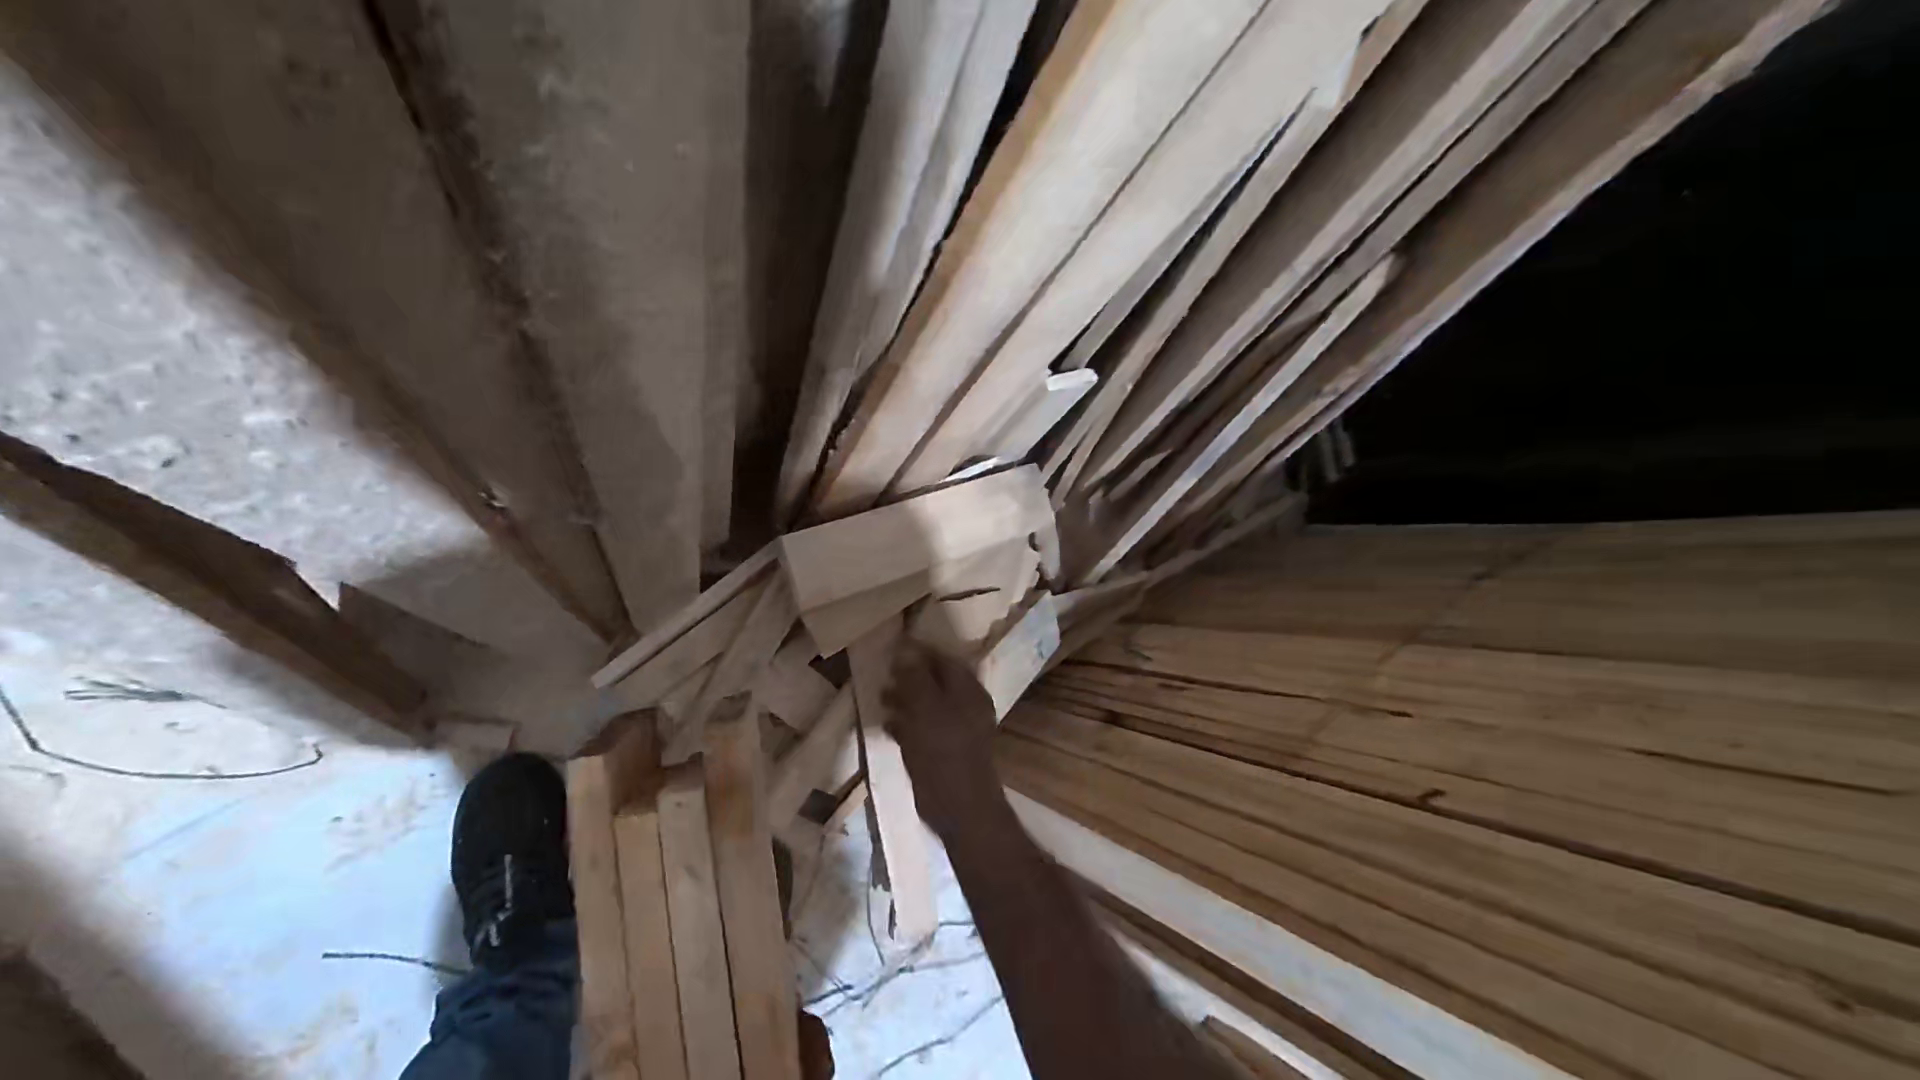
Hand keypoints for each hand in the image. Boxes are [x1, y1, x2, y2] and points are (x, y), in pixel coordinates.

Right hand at [884, 640, 1003, 833]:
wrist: (959, 807)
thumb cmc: (943, 751)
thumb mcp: (925, 708)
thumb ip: (915, 677)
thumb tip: (905, 647)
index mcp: (968, 690)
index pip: (944, 659)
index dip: (919, 651)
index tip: (892, 648)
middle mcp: (966, 705)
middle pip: (936, 681)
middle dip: (909, 676)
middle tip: (883, 674)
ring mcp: (957, 730)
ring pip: (928, 705)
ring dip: (905, 699)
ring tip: (881, 698)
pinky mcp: (945, 751)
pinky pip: (924, 728)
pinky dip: (907, 724)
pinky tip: (887, 726)